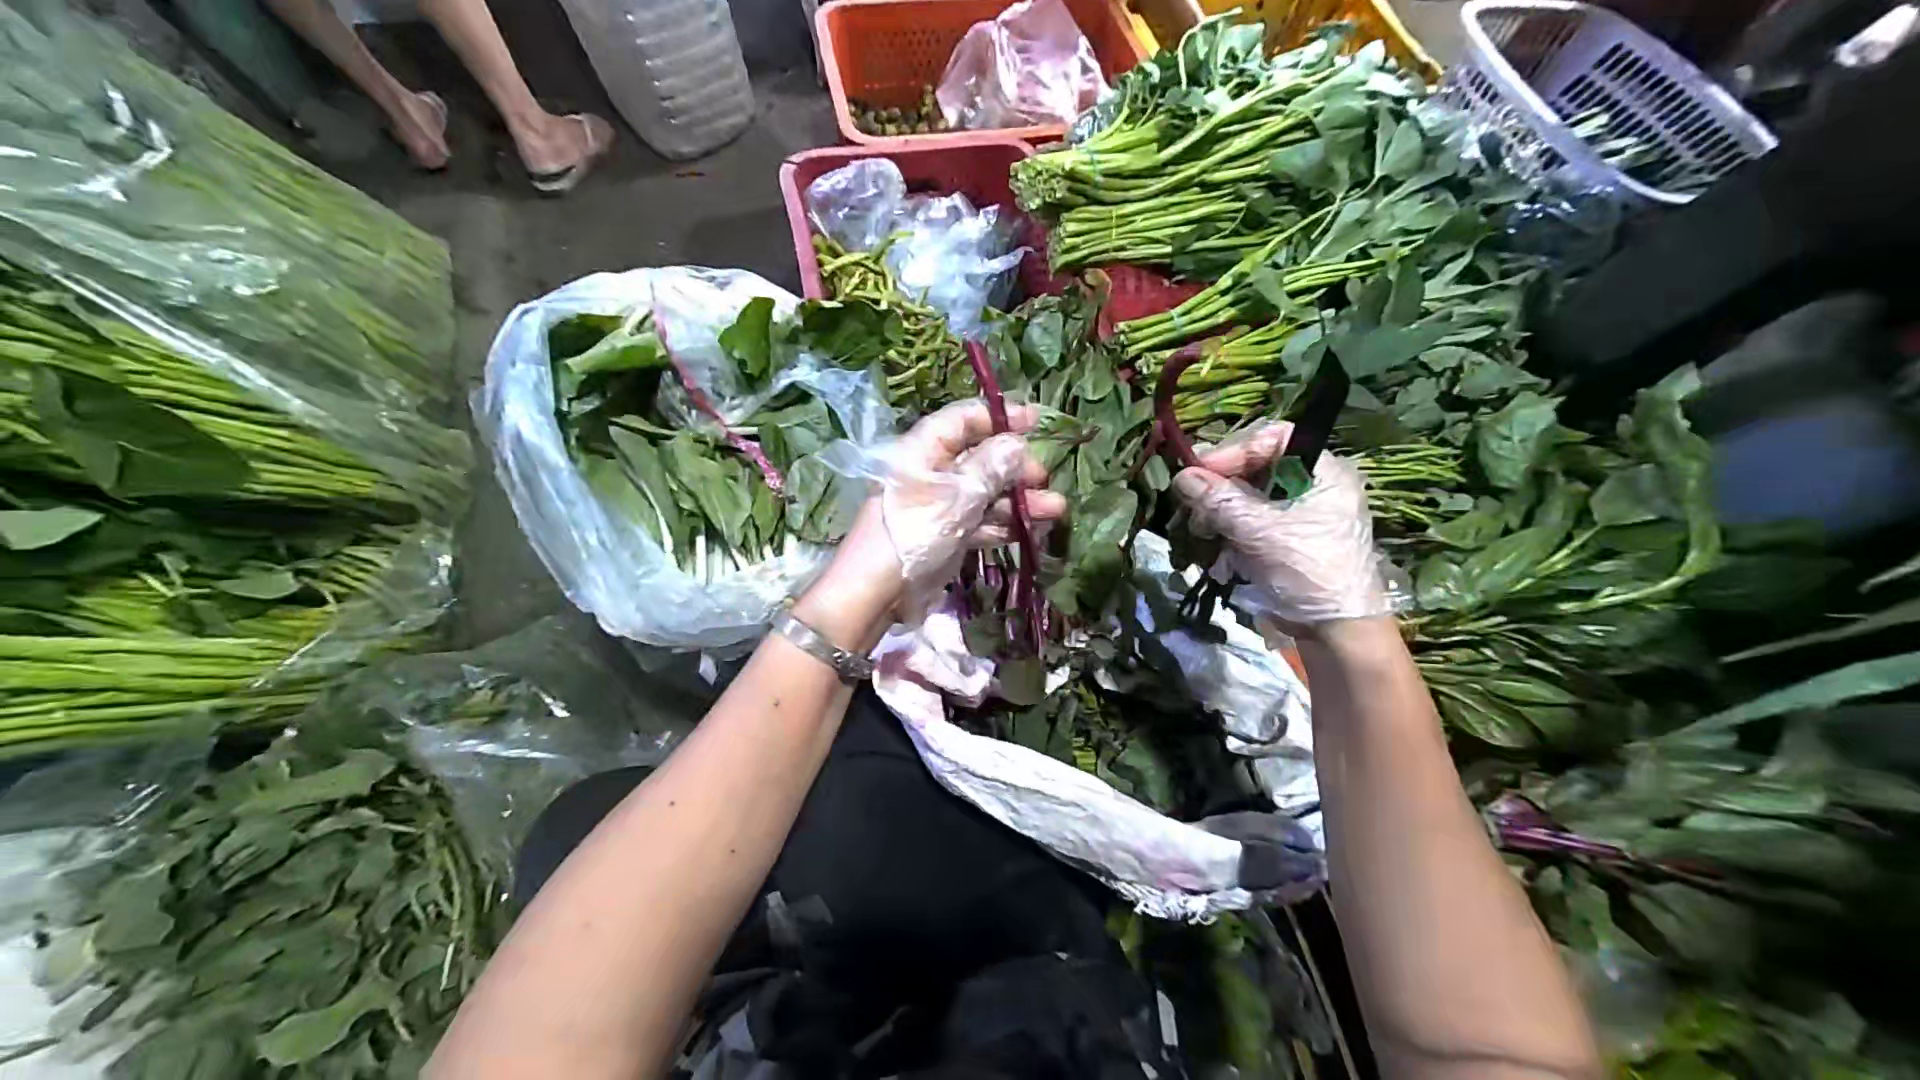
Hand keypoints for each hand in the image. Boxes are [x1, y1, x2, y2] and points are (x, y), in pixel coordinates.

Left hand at [803, 400, 1065, 644]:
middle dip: (1016, 466)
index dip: (1000, 417)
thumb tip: (1016, 443)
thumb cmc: (914, 533)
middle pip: (981, 458)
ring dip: (1019, 500)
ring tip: (1054, 509)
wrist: (878, 593)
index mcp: (925, 450)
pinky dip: (1004, 525)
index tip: (1035, 423)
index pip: (964, 420)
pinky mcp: (948, 535)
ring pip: (987, 494)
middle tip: (1042, 478)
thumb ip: (990, 467)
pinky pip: (982, 522)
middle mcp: (934, 473)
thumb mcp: (956, 496)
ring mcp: (942, 506)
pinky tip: (1031, 531)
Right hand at [1171, 422, 1395, 629]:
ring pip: (1244, 500)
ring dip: (1218, 516)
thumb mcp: (1260, 530)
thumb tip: (1180, 476)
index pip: (1272, 439)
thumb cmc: (1308, 569)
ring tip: (1202, 534)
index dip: (1233, 450)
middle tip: (1193, 506)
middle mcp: (1311, 487)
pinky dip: (1228, 535)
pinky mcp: (1283, 542)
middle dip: (1219, 489)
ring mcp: (1297, 516)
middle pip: (1253, 470)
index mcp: (1321, 472)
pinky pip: (1247, 526)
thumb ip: (1219, 500)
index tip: (1200, 470)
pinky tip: (1217, 553)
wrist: (1336, 632)